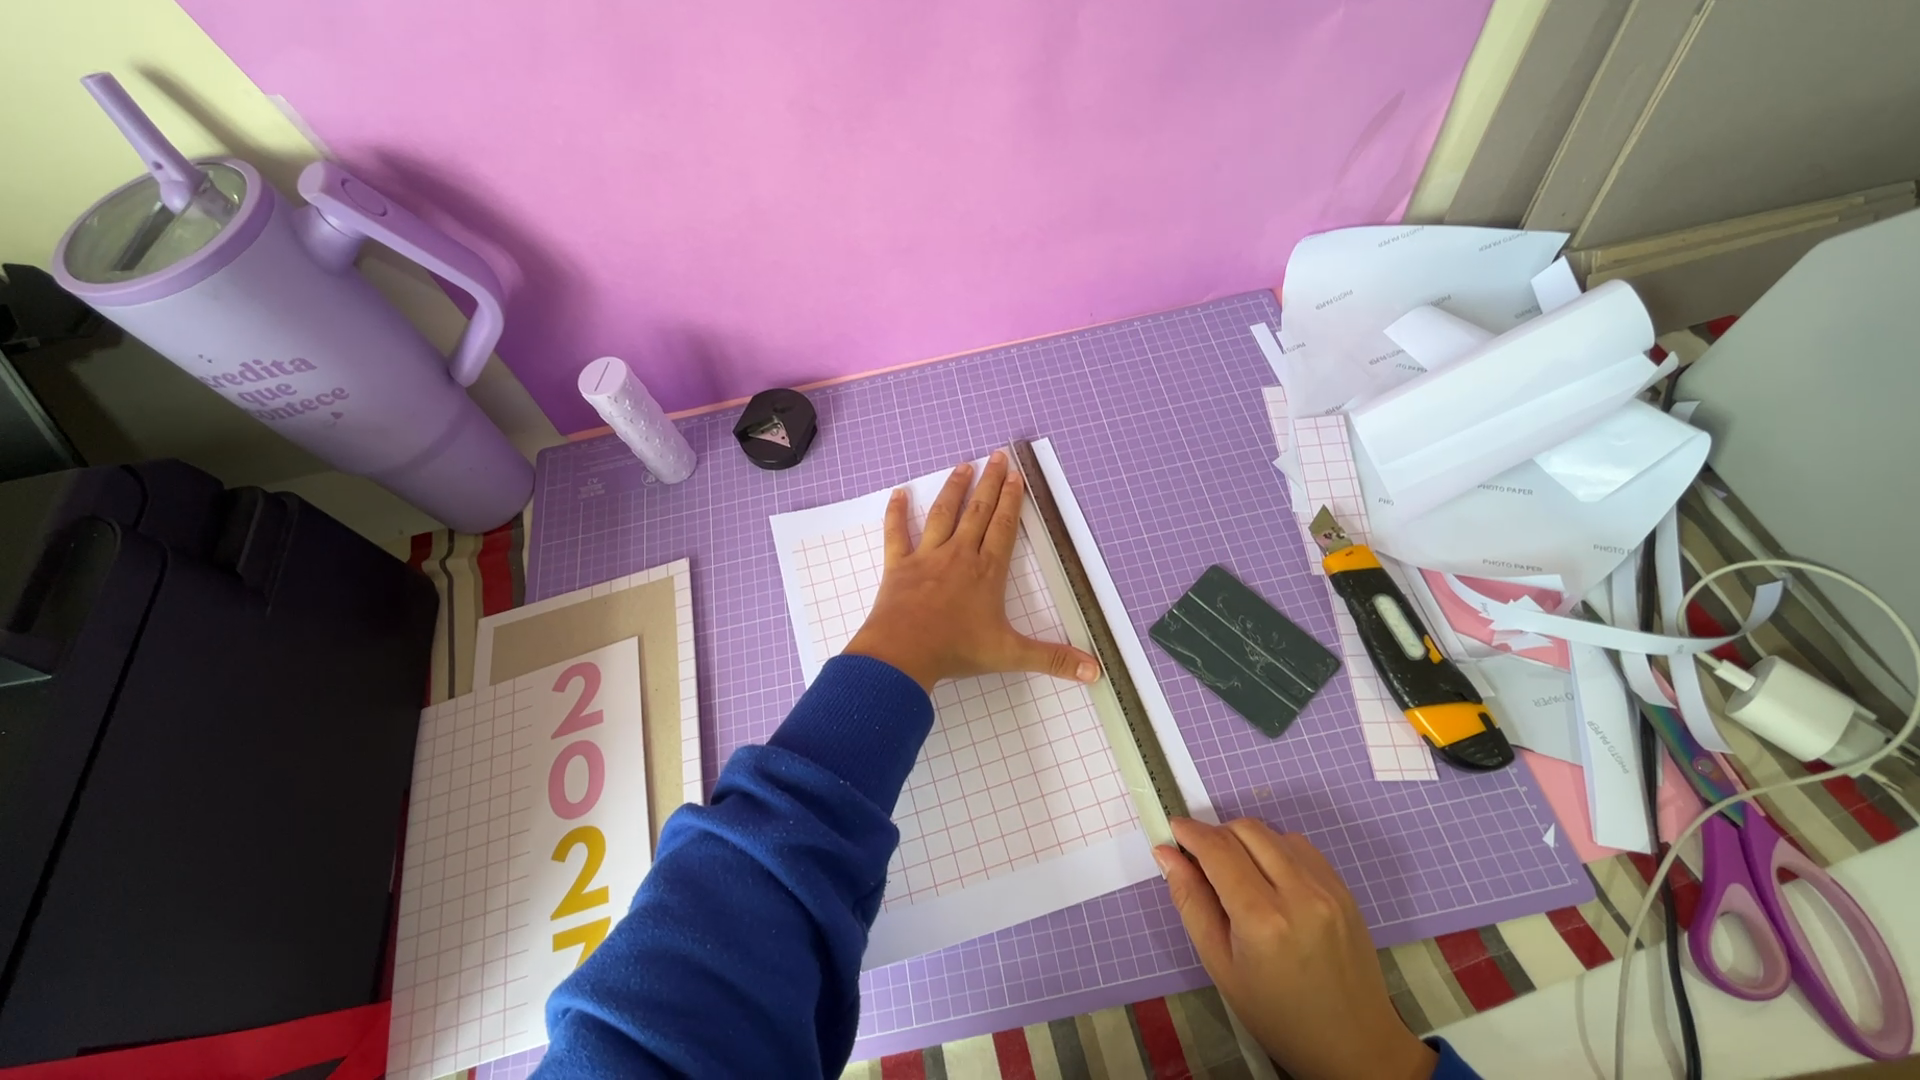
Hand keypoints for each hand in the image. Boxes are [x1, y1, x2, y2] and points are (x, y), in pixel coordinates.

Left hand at [844, 449, 1100, 692]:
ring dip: (954, 489)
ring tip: (962, 465)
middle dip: (989, 482)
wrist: (903, 653)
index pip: (1003, 527)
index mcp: (987, 571)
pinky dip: (896, 513)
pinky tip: (898, 494)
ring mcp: (926, 557)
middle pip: (977, 512)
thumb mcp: (1011, 654)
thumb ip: (1053, 659)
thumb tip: (1096, 672)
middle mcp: (959, 555)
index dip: (1011, 500)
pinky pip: (896, 533)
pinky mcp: (898, 565)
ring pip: (942, 514)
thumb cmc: (956, 650)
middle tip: (996, 455)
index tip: (1016, 475)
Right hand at [1155, 818, 1435, 1079]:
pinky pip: (1300, 847)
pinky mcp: (1343, 888)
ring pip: (1272, 833)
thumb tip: (1166, 854)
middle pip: (1246, 830)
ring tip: (1236, 872)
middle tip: (1201, 858)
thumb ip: (1190, 902)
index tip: (1173, 829)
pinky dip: (1274, 849)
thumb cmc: (1275, 1013)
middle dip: (1216, 834)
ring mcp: (1327, 888)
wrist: (1353, 1043)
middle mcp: (1299, 893)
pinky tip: (1269, 879)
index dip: (1191, 833)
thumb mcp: (1219, 965)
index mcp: (1262, 919)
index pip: (1218, 850)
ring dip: (1245, 840)